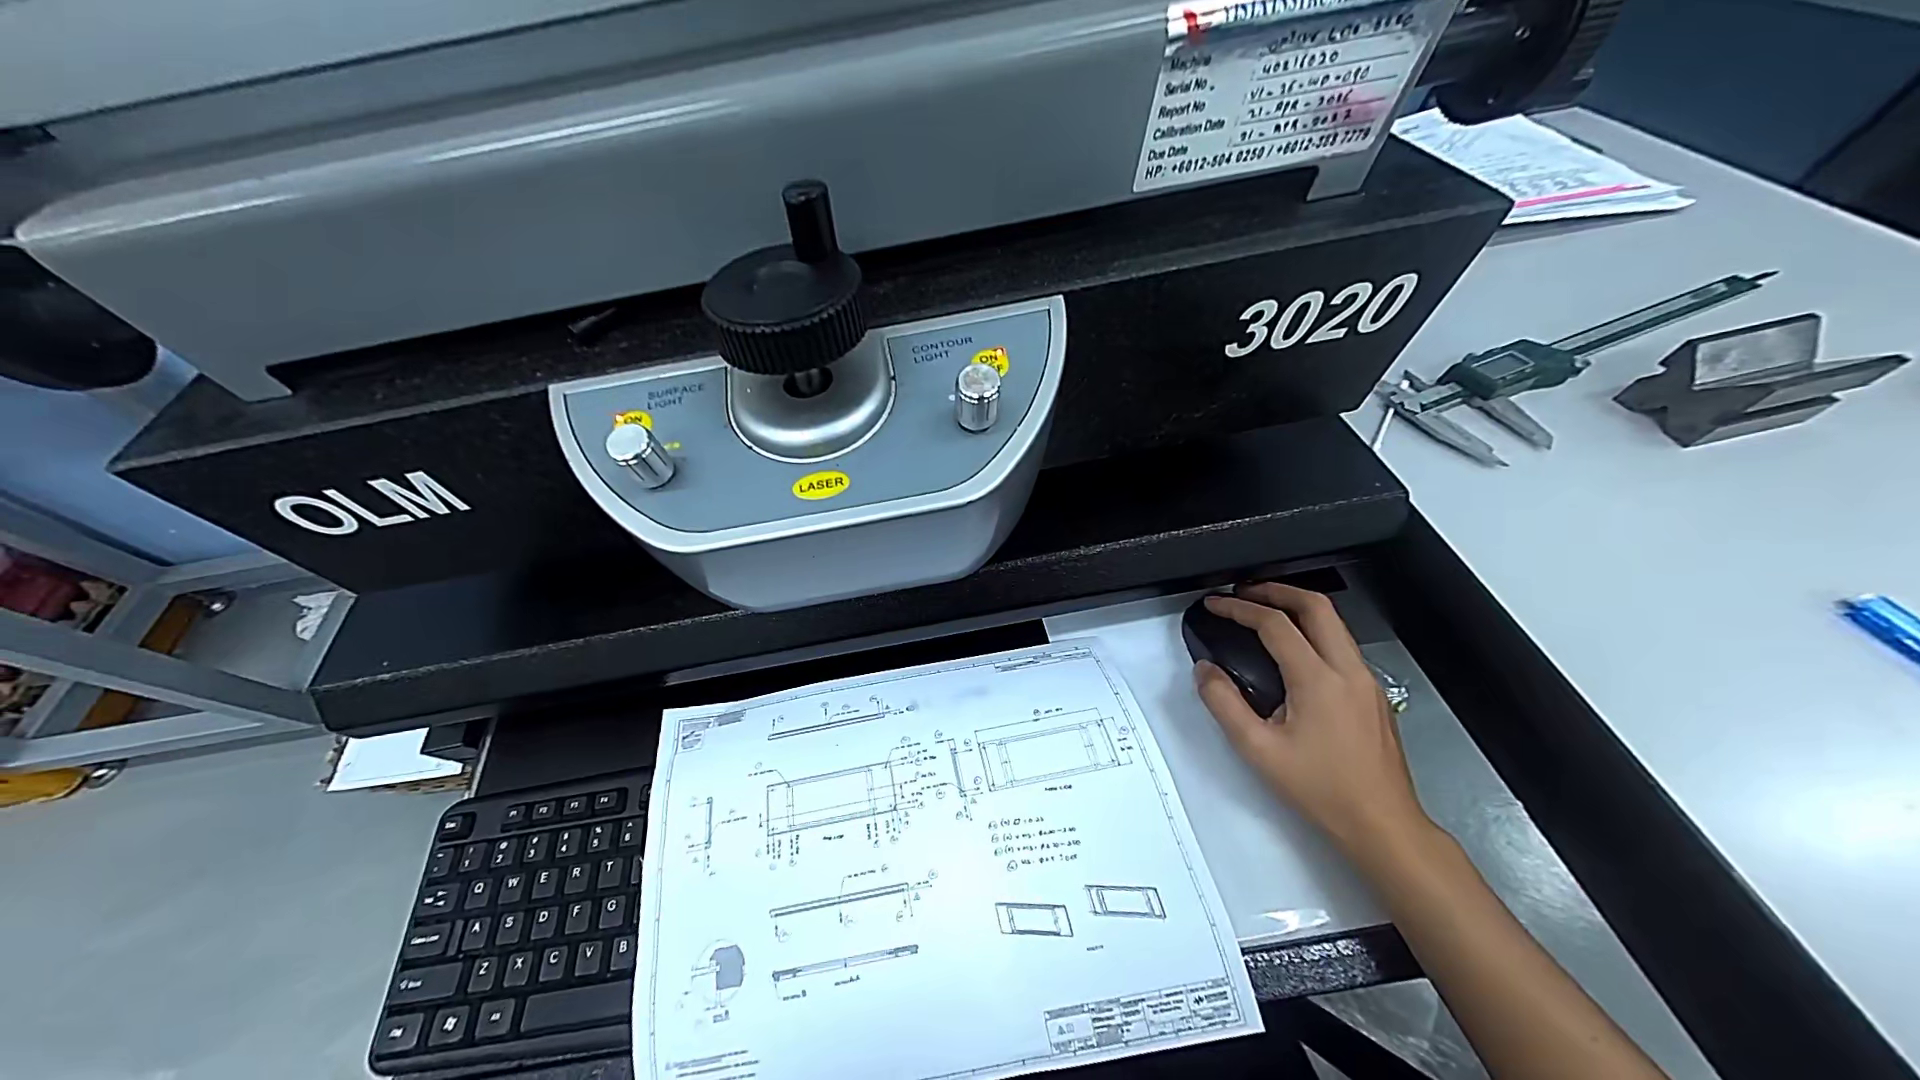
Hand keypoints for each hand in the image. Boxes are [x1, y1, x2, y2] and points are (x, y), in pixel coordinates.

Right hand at [1193, 583, 1433, 863]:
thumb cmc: (1322, 790)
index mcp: (1319, 680)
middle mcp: (1348, 671)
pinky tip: (1294, 646)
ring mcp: (1366, 681)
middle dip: (1276, 590)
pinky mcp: (1373, 694)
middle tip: (1245, 591)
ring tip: (1265, 610)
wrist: (1381, 823)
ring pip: (1334, 622)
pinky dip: (1314, 629)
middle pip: (1316, 606)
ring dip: (1297, 606)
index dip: (1240, 608)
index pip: (1275, 624)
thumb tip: (1206, 671)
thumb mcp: (1258, 749)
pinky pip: (1342, 643)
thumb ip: (1224, 703)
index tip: (1217, 604)